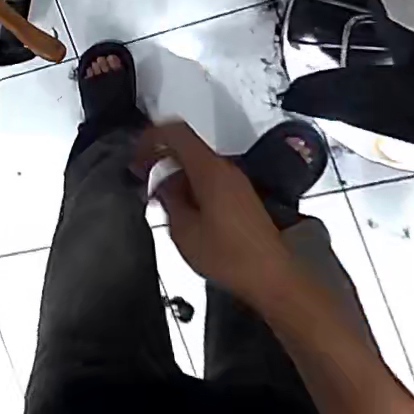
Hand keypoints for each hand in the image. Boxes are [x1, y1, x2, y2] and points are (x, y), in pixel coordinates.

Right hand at [133, 121, 299, 309]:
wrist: (276, 282)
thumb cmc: (231, 256)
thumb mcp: (183, 229)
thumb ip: (167, 198)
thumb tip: (160, 185)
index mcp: (209, 169)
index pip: (175, 132)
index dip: (150, 137)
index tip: (136, 154)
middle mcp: (225, 170)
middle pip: (185, 146)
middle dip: (159, 157)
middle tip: (142, 175)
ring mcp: (237, 183)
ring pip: (196, 163)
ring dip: (174, 173)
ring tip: (159, 196)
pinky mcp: (243, 199)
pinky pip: (209, 178)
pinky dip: (190, 184)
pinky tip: (182, 209)